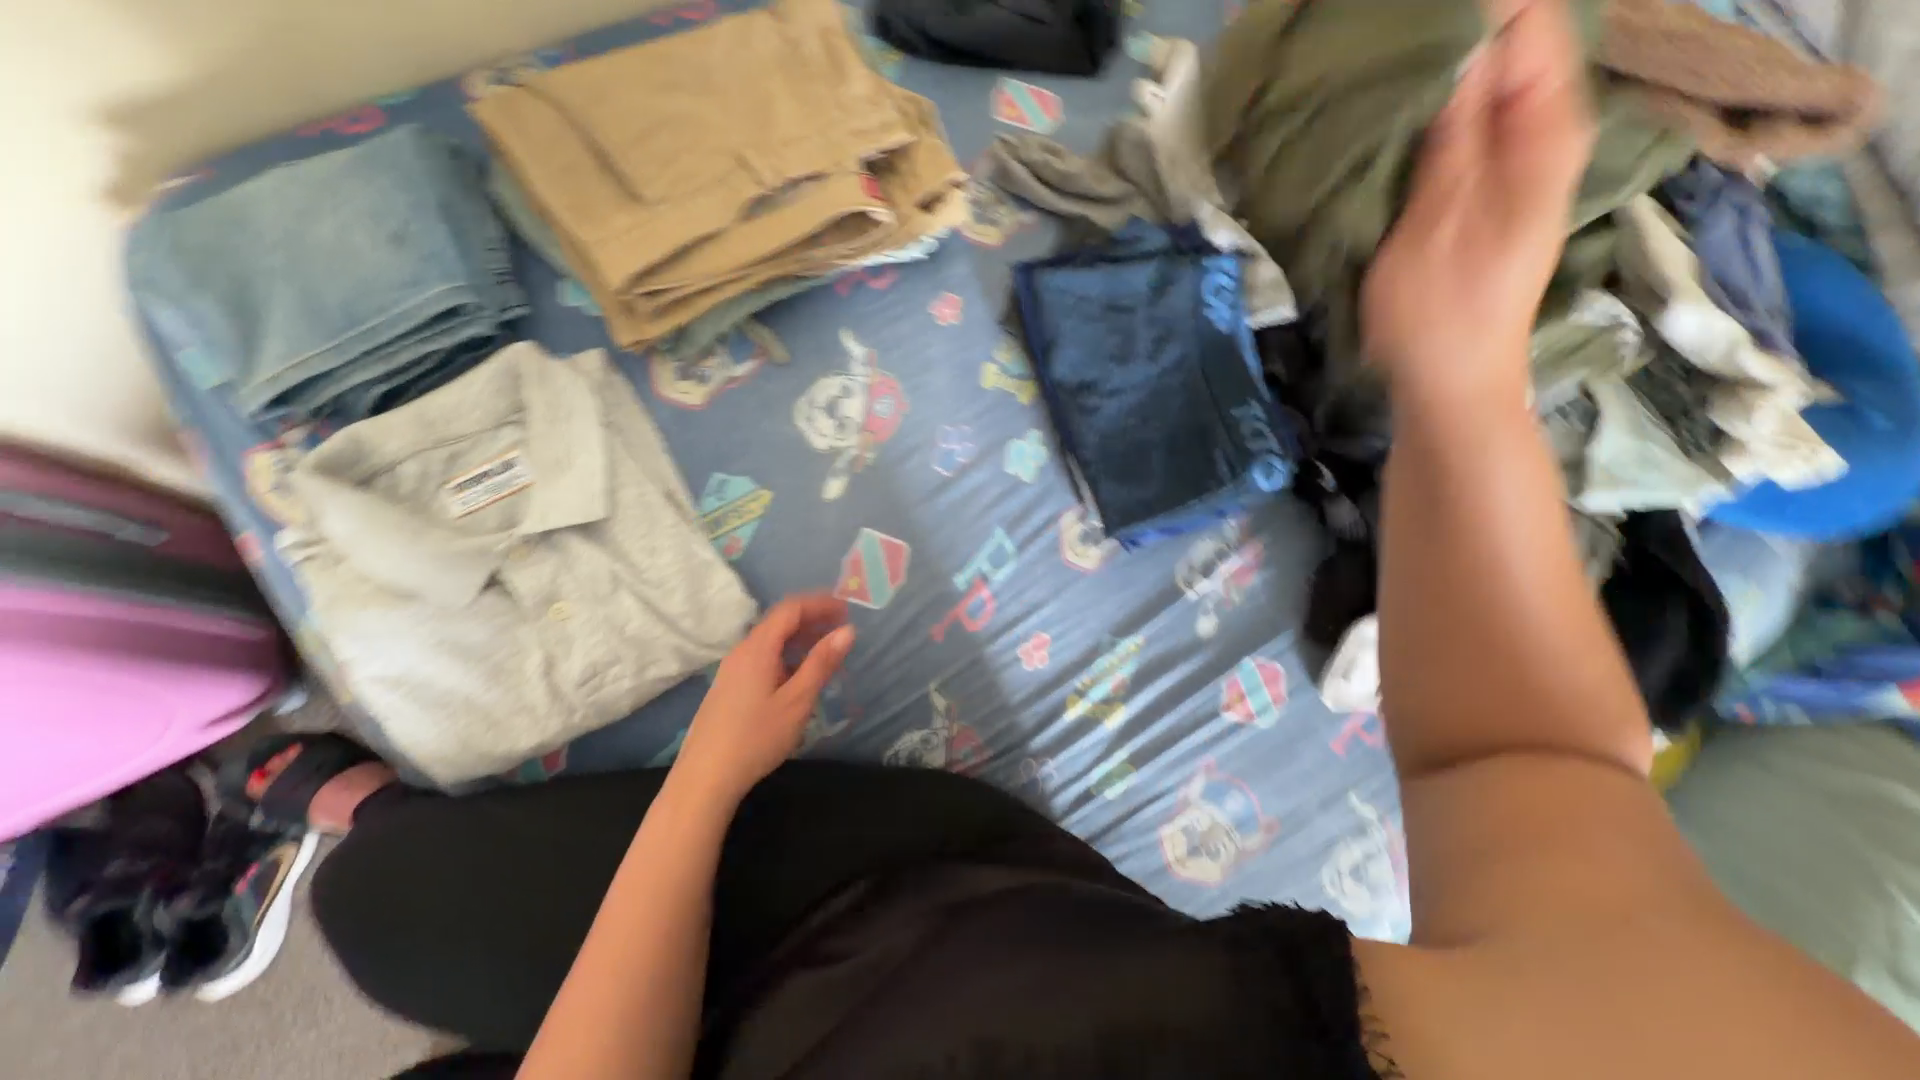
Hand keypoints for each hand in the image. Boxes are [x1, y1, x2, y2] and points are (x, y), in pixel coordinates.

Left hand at [673, 594, 854, 802]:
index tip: (847, 608)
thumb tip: (847, 631)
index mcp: (758, 648)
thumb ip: (822, 663)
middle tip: (842, 628)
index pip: (790, 609)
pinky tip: (798, 675)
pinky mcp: (729, 687)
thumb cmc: (756, 737)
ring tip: (827, 649)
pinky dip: (786, 654)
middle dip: (812, 619)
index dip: (820, 603)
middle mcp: (742, 651)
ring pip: (770, 641)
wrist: (706, 776)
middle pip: (778, 622)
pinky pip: (762, 657)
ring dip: (799, 638)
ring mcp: (732, 670)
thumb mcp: (797, 701)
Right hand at [1361, 0, 1595, 415]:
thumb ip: (1454, 134)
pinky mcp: (1483, 182)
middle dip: (1448, 29)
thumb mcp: (1437, 224)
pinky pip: (1464, 115)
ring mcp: (1513, 159)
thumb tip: (1462, 43)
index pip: (1529, 24)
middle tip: (1373, 32)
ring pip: (1482, 77)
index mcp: (1546, 136)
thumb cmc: (1442, 317)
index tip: (1398, 13)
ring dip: (1432, 64)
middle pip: (1508, 44)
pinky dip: (1429, 101)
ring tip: (1372, 54)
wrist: (1453, 387)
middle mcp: (1541, 134)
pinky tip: (1387, 101)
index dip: (1474, 7)